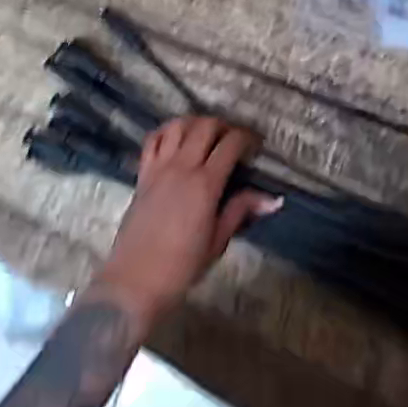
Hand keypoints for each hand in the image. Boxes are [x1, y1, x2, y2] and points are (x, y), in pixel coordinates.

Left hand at [91, 116, 281, 325]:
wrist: (134, 283)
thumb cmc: (181, 267)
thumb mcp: (217, 241)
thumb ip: (241, 211)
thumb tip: (273, 199)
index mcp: (205, 184)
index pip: (231, 144)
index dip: (247, 138)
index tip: (255, 145)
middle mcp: (182, 168)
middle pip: (205, 126)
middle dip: (224, 126)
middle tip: (233, 140)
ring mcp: (159, 168)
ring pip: (179, 126)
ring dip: (196, 123)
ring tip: (206, 135)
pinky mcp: (142, 175)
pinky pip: (153, 140)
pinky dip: (167, 131)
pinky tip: (176, 139)